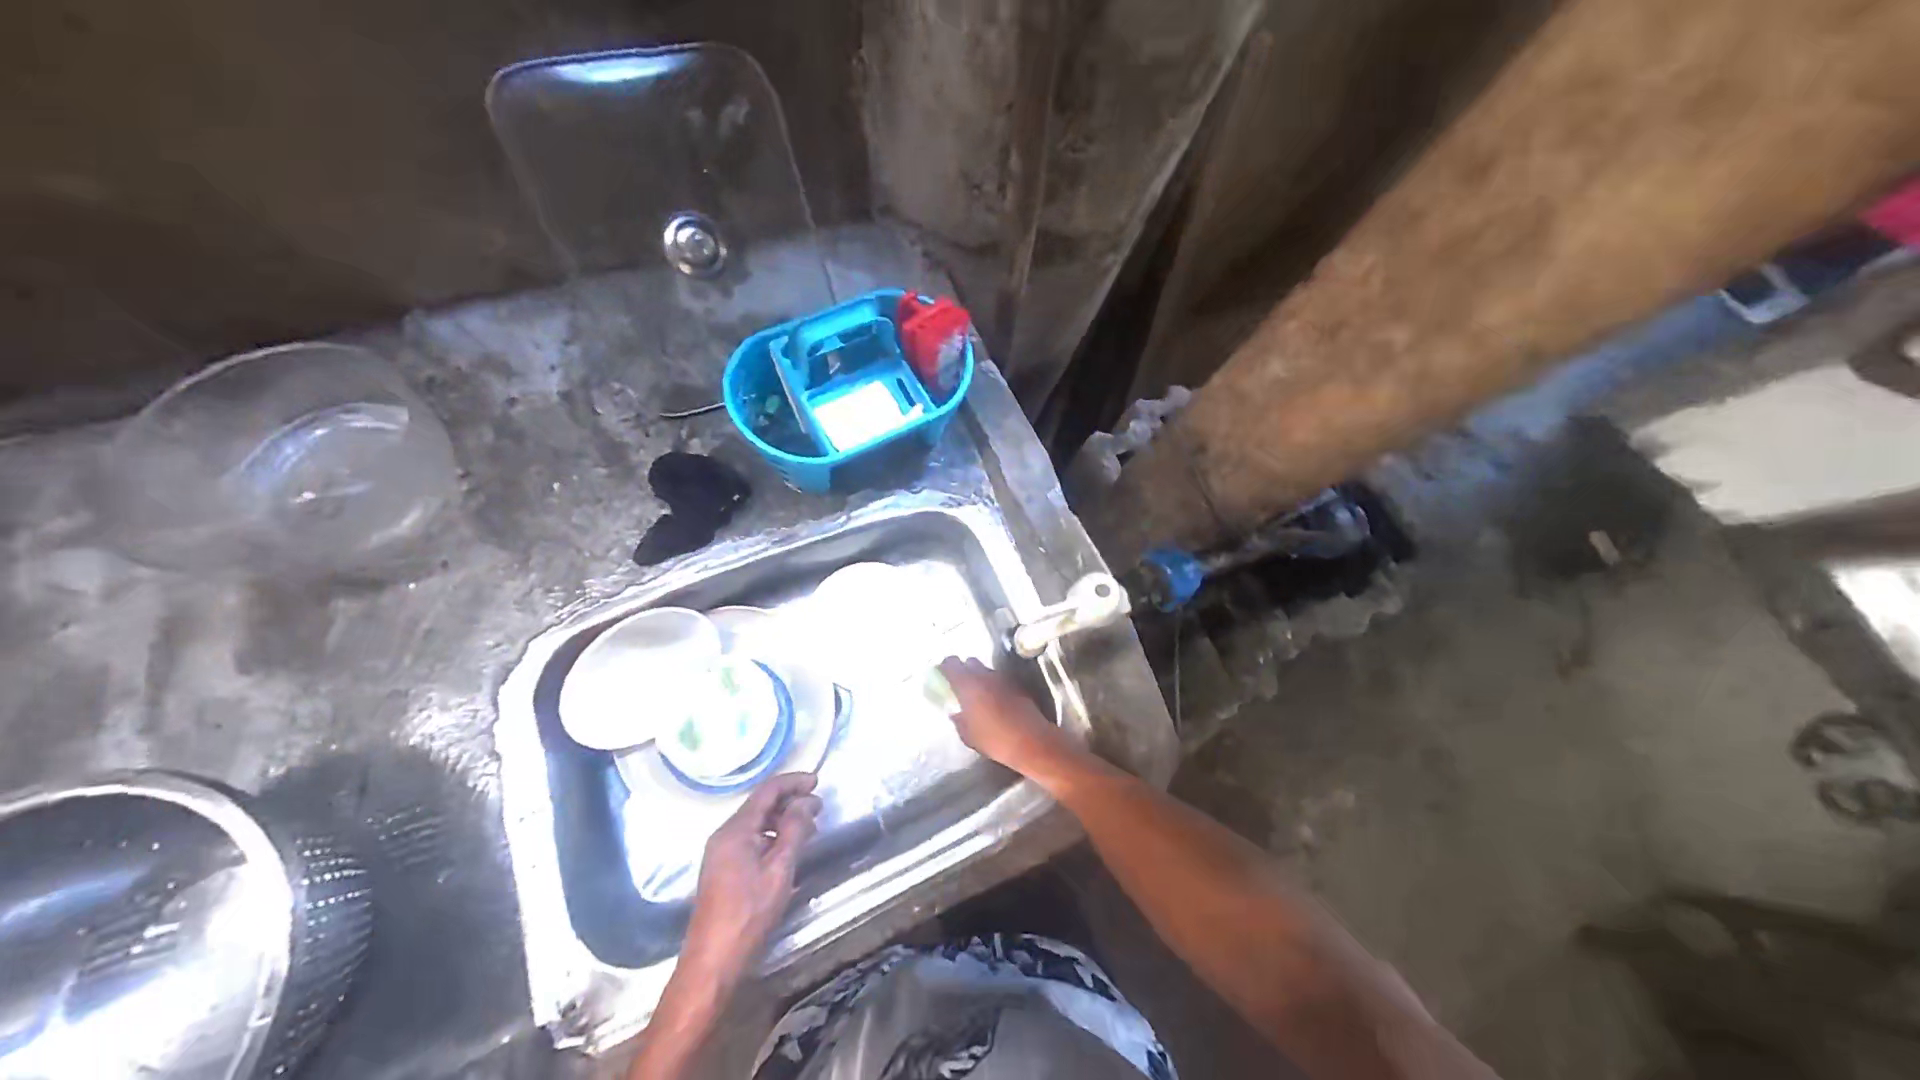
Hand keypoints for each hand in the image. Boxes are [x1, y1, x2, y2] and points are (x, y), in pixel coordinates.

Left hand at [682, 773, 821, 988]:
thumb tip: (806, 802)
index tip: (817, 781)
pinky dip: (771, 836)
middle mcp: (724, 836)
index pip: (766, 792)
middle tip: (818, 807)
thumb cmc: (749, 913)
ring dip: (782, 819)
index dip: (793, 783)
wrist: (712, 961)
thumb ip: (794, 831)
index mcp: (735, 830)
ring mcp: (720, 854)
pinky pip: (750, 840)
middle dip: (789, 801)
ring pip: (755, 824)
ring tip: (808, 826)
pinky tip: (787, 849)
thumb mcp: (779, 869)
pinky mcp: (722, 870)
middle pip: (759, 806)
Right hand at [938, 657, 1077, 774]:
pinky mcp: (1017, 685)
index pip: (951, 663)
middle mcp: (985, 676)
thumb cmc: (994, 740)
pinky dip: (994, 686)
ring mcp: (1003, 679)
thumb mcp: (968, 735)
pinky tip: (996, 703)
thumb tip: (955, 712)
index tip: (942, 676)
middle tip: (960, 687)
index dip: (945, 667)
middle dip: (963, 671)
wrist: (1032, 742)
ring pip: (986, 670)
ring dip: (980, 679)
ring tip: (979, 697)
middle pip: (970, 662)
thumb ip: (958, 719)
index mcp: (968, 685)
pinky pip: (999, 680)